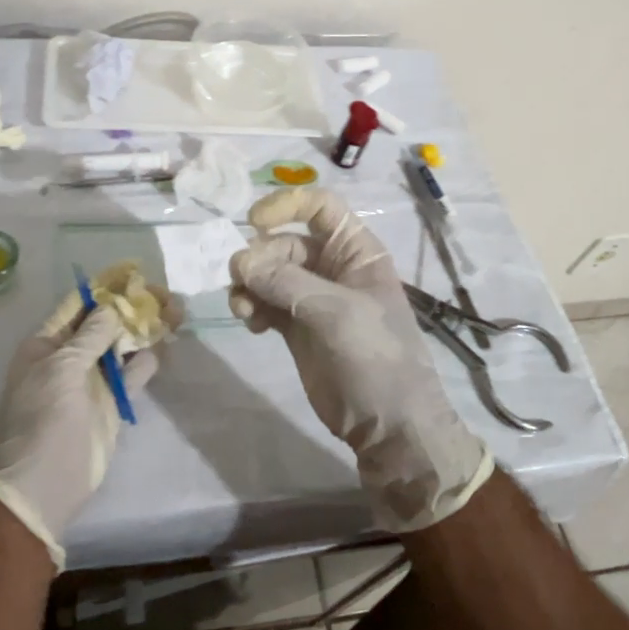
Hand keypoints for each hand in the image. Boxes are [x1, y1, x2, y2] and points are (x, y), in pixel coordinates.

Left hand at [0, 291, 168, 568]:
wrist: (43, 485)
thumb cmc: (43, 420)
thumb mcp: (61, 370)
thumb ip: (89, 336)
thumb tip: (112, 307)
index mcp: (46, 344)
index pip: (77, 305)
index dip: (104, 288)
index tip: (134, 273)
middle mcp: (69, 357)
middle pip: (105, 322)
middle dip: (132, 306)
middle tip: (165, 294)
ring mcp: (92, 380)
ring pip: (123, 345)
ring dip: (146, 328)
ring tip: (176, 311)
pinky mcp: (112, 403)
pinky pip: (134, 373)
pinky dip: (148, 359)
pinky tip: (166, 344)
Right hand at [229, 187, 492, 530]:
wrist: (389, 425)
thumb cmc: (376, 357)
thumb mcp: (336, 312)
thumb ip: (286, 283)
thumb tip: (239, 262)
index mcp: (356, 252)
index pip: (319, 207)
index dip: (287, 205)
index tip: (254, 222)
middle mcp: (333, 268)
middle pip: (285, 242)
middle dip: (260, 257)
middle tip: (242, 281)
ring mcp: (313, 298)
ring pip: (269, 273)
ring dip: (249, 283)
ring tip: (242, 307)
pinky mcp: (296, 327)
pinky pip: (265, 302)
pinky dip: (252, 306)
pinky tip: (249, 323)